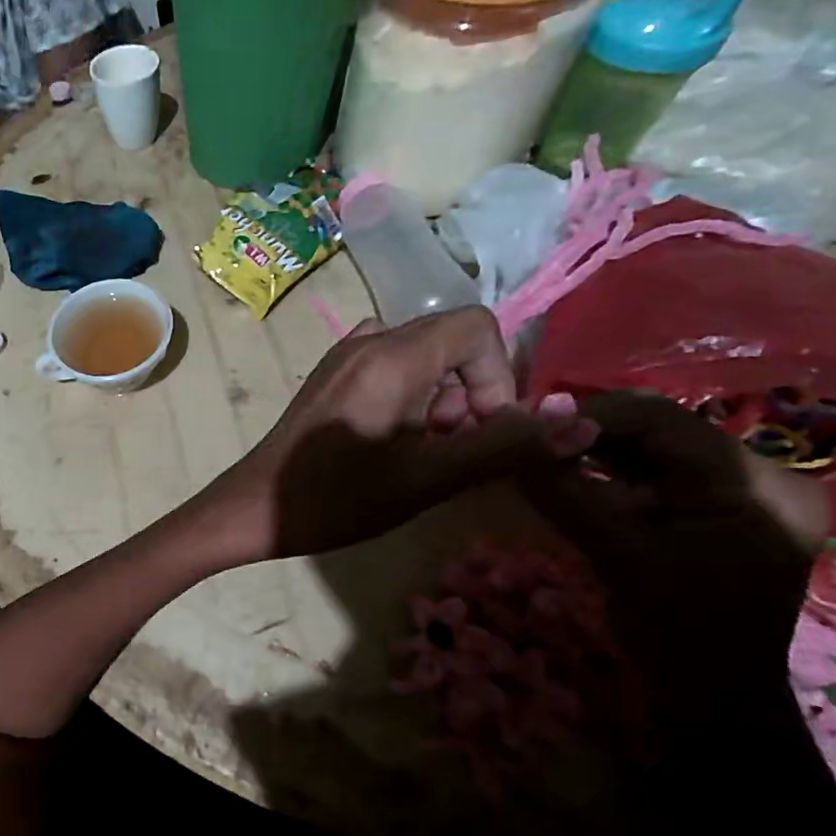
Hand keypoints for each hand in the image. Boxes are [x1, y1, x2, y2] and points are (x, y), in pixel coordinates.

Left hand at [202, 308, 598, 564]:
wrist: (256, 508)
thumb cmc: (338, 498)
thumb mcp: (427, 479)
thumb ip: (504, 447)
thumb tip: (580, 423)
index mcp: (392, 355)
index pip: (478, 327)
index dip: (498, 376)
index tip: (484, 430)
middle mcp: (369, 338)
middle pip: (452, 342)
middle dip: (470, 394)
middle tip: (450, 450)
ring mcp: (346, 354)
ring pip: (425, 357)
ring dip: (442, 401)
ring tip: (421, 454)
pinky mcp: (334, 373)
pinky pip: (394, 368)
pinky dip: (413, 398)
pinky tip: (395, 443)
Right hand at [519, 392, 829, 718]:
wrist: (715, 698)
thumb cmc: (681, 638)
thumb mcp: (622, 561)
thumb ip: (569, 496)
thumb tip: (517, 441)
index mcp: (756, 485)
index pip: (664, 422)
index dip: (593, 416)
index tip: (533, 426)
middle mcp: (758, 472)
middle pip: (658, 427)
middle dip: (590, 428)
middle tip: (532, 436)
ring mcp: (737, 486)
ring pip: (650, 444)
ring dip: (594, 444)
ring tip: (542, 448)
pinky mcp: (714, 502)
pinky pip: (652, 468)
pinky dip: (607, 466)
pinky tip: (569, 468)